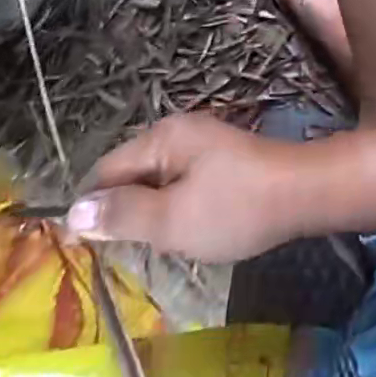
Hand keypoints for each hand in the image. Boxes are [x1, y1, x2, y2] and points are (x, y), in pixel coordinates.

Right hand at [68, 113, 307, 262]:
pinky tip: (196, 225)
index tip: (100, 247)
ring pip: (158, 179)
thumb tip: (72, 211)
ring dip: (156, 210)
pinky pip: (182, 180)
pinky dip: (179, 204)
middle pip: (131, 172)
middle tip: (145, 245)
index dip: (95, 208)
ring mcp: (203, 140)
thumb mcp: (171, 219)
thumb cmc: (235, 206)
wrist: (303, 192)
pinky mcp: (221, 156)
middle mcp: (178, 129)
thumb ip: (122, 214)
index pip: (106, 170)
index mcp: (162, 137)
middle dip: (130, 210)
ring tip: (172, 238)